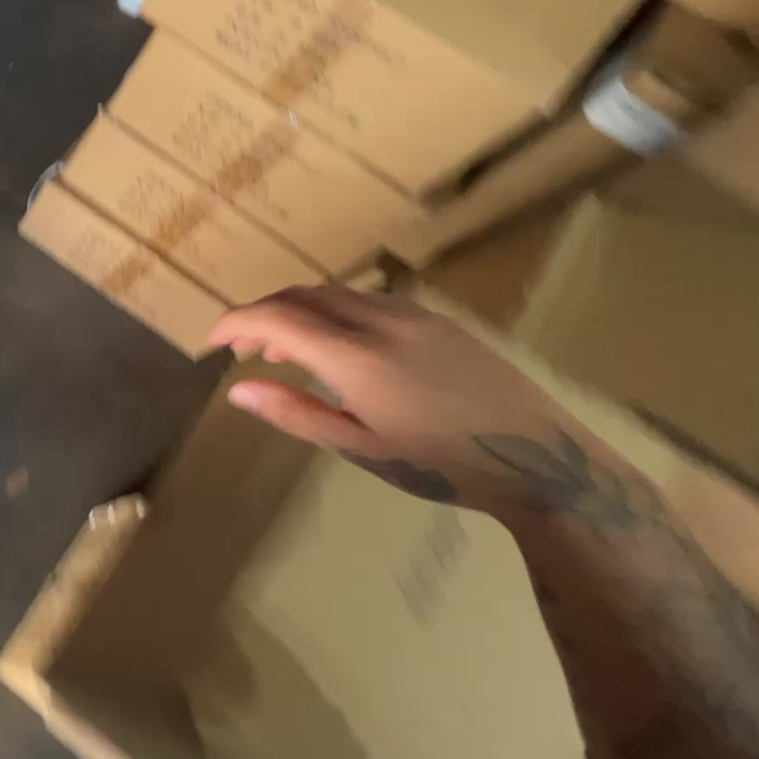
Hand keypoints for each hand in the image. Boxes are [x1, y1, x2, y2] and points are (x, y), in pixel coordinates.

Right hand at [208, 286, 623, 519]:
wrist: (547, 463)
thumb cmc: (443, 465)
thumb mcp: (360, 447)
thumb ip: (294, 413)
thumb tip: (238, 391)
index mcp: (357, 357)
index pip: (276, 319)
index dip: (234, 324)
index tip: (212, 343)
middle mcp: (381, 322)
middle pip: (301, 295)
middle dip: (261, 314)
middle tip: (242, 349)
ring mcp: (414, 317)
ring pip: (334, 293)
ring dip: (296, 311)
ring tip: (284, 352)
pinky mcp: (438, 322)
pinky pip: (367, 300)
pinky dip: (331, 312)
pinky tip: (337, 347)